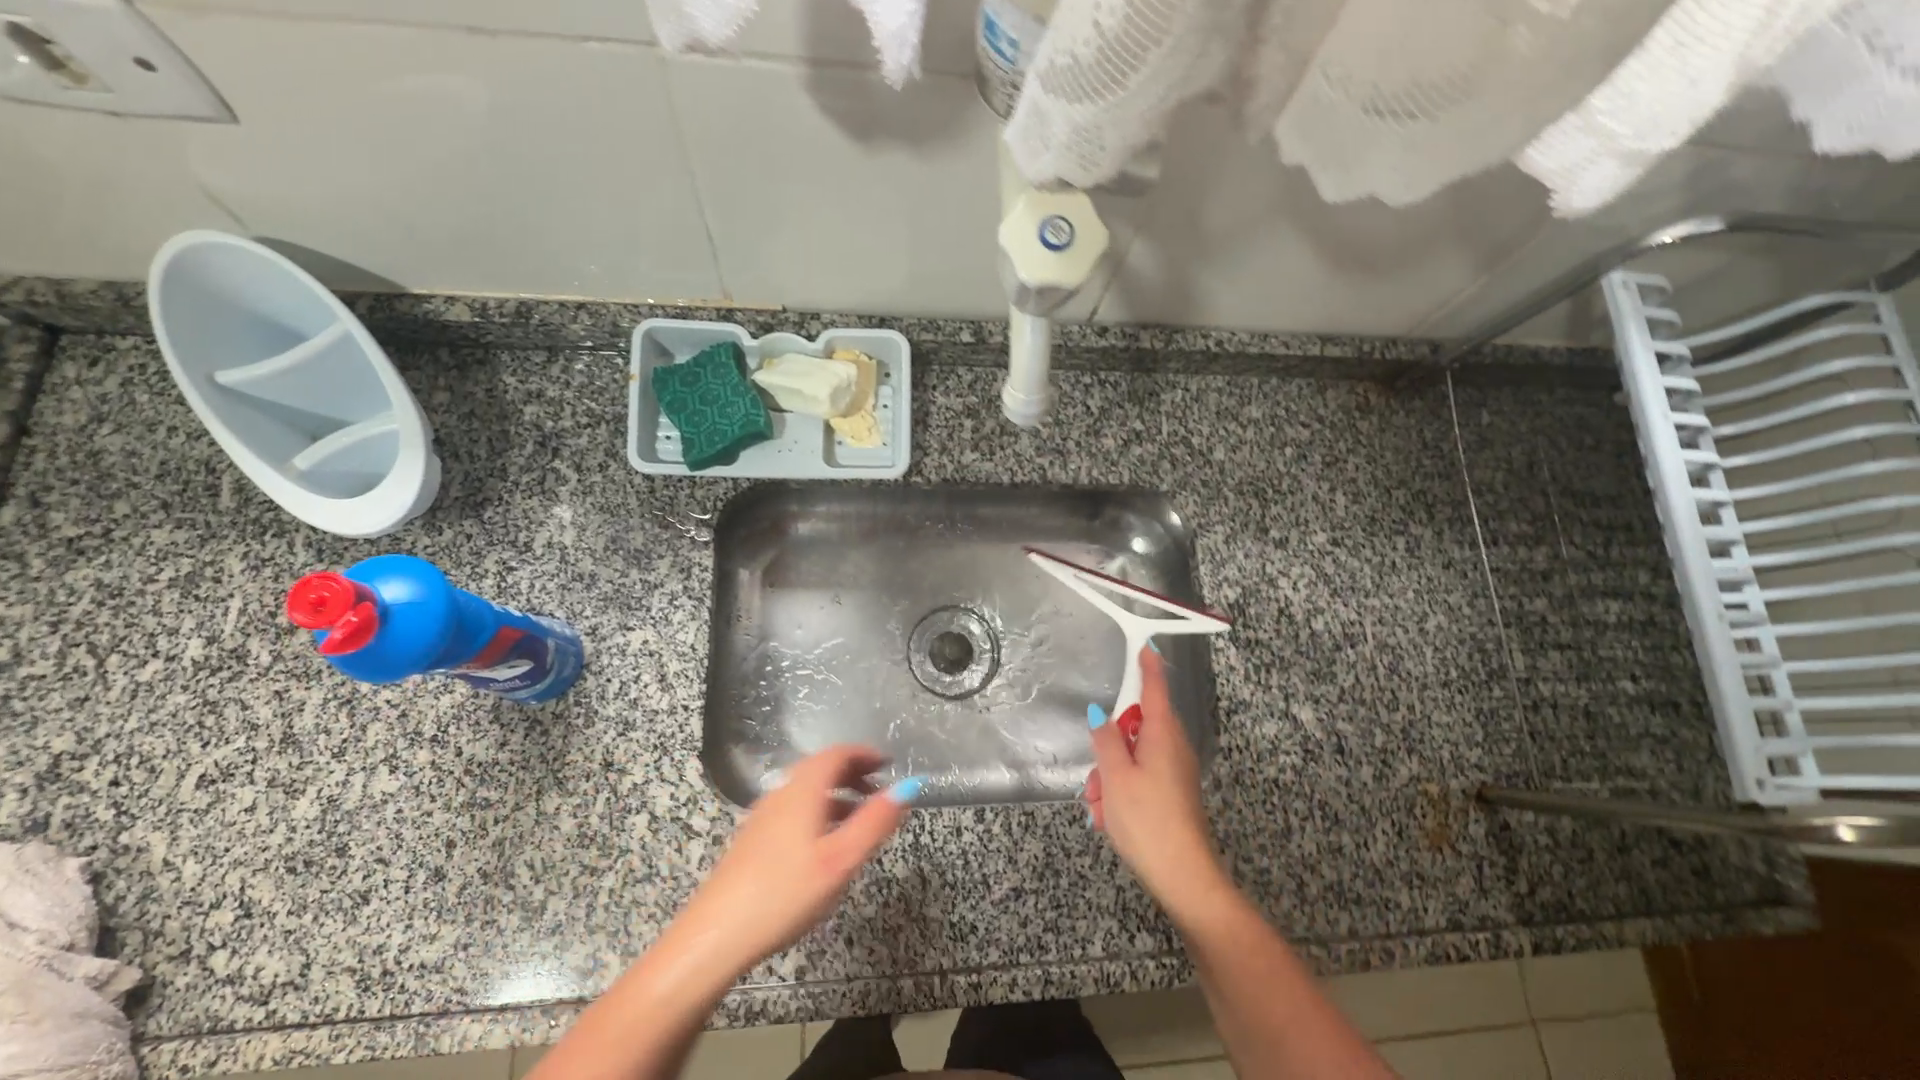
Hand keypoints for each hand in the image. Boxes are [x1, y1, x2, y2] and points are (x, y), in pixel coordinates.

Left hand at [672, 746, 917, 977]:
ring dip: (836, 794)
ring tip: (859, 818)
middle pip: (819, 769)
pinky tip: (825, 845)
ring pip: (805, 792)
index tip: (889, 763)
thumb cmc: (785, 894)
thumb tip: (906, 788)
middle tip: (879, 788)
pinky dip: (818, 812)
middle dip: (852, 773)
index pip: (836, 754)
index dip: (864, 754)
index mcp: (802, 791)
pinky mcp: (753, 841)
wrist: (716, 935)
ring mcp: (762, 818)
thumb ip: (874, 822)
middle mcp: (779, 795)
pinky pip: (793, 811)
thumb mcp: (840, 860)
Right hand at [1084, 647, 1228, 911]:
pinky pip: (1140, 779)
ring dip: (1109, 776)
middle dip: (1108, 747)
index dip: (1147, 668)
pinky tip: (1109, 819)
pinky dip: (1120, 792)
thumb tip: (1100, 714)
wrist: (1183, 874)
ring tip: (1098, 808)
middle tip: (1093, 778)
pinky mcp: (1172, 794)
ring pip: (1133, 757)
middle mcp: (1173, 747)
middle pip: (1135, 727)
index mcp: (1162, 735)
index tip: (1144, 647)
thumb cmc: (1147, 819)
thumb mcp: (1114, 777)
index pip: (1154, 689)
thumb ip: (1105, 741)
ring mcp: (1175, 772)